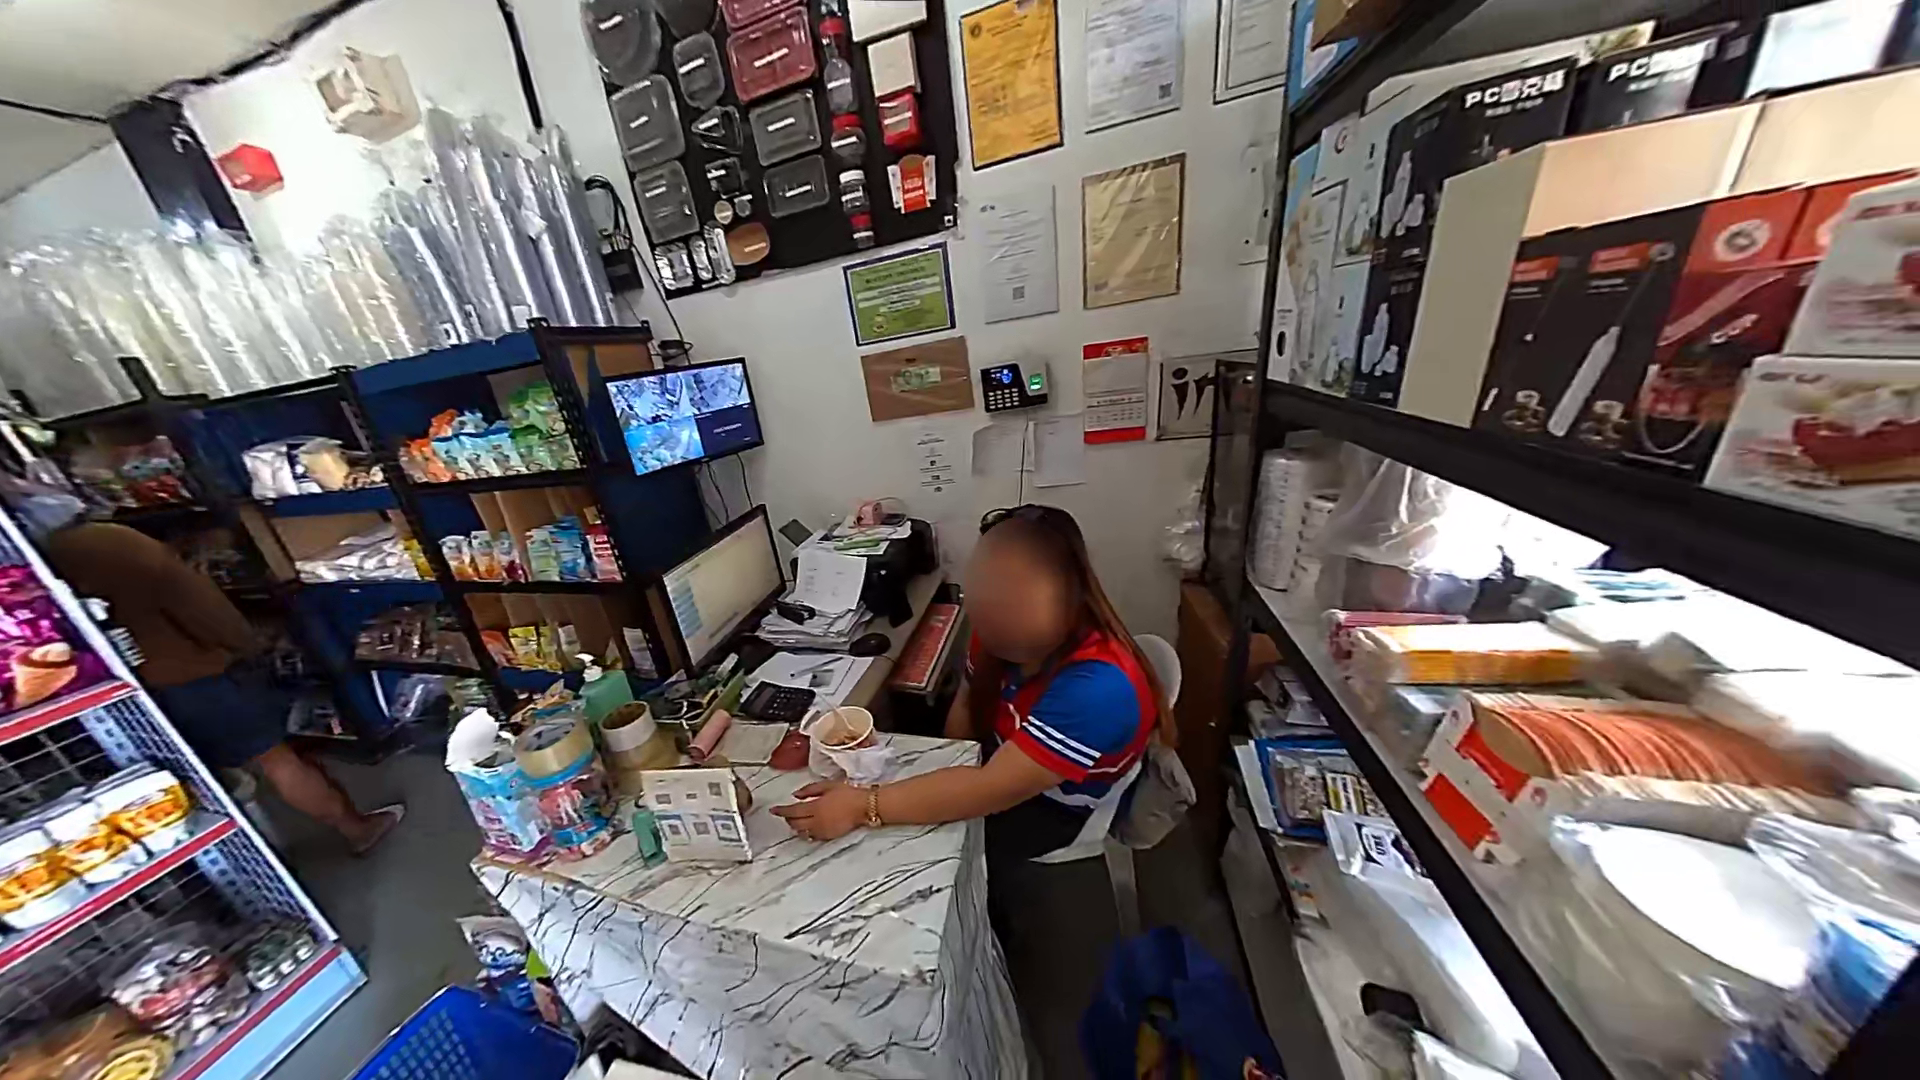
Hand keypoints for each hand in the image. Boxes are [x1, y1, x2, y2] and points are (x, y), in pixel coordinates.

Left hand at [771, 781, 867, 841]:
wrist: (863, 806)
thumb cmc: (847, 793)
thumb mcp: (828, 785)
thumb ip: (810, 790)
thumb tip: (796, 795)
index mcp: (815, 807)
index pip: (793, 811)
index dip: (781, 811)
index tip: (773, 810)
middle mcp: (816, 821)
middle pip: (795, 824)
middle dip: (789, 819)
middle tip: (787, 813)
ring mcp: (822, 831)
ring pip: (802, 832)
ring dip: (797, 826)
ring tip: (797, 820)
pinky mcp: (828, 836)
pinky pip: (812, 836)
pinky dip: (806, 832)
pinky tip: (809, 827)